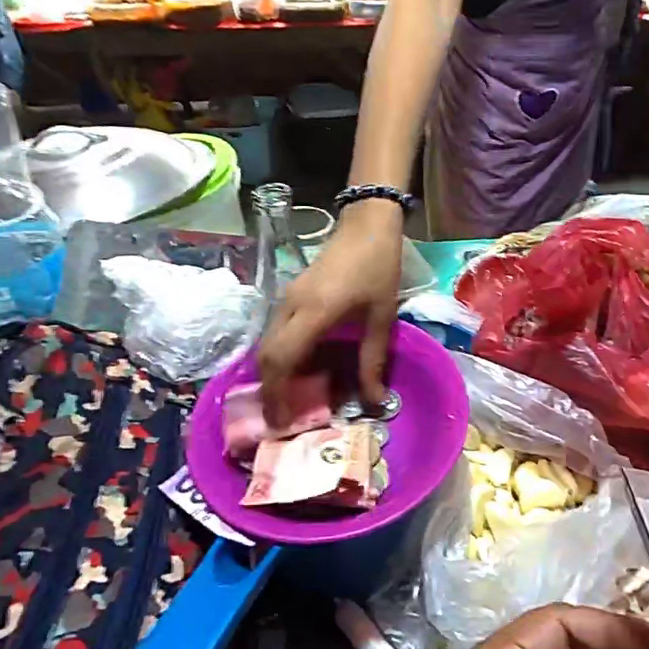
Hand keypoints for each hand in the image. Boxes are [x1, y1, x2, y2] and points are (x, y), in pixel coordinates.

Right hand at [256, 198, 403, 422]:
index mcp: (313, 313)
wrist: (366, 225)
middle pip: (266, 355)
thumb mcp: (381, 318)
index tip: (280, 423)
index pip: (280, 359)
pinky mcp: (289, 294)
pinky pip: (275, 331)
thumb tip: (375, 402)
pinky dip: (279, 356)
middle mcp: (290, 306)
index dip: (276, 393)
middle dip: (269, 389)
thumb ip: (374, 361)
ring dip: (273, 373)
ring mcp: (286, 298)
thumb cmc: (377, 269)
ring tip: (288, 400)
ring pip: (267, 343)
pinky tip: (297, 369)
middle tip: (282, 419)